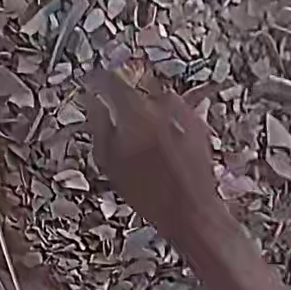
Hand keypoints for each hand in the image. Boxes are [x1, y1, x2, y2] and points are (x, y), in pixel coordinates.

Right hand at [82, 69, 223, 236]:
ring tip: (138, 130)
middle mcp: (161, 106)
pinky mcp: (199, 124)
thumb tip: (92, 102)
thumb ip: (99, 125)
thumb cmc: (147, 192)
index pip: (112, 82)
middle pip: (137, 86)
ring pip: (157, 98)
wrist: (190, 210)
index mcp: (135, 112)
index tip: (91, 81)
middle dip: (124, 94)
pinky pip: (176, 111)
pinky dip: (165, 117)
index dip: (98, 79)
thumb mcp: (108, 162)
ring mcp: (184, 113)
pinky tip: (160, 138)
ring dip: (146, 106)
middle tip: (113, 110)